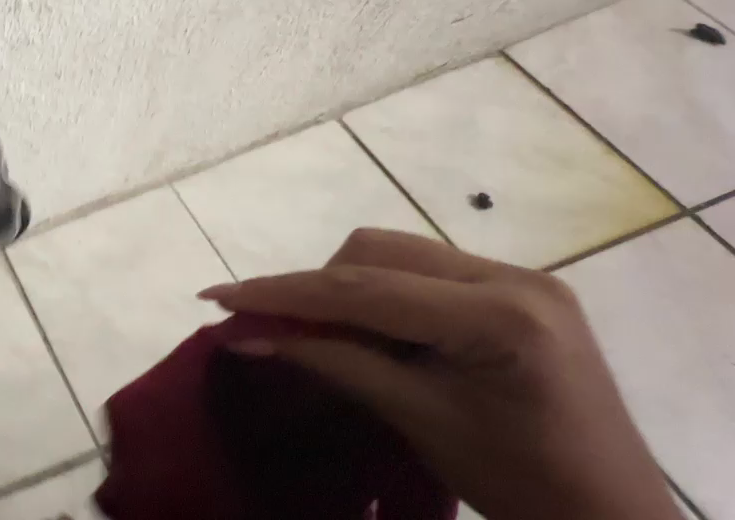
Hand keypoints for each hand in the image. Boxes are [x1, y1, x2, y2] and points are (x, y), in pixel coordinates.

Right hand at [199, 228, 680, 519]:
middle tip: (272, 326)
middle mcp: (512, 275)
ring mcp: (517, 276)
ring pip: (389, 253)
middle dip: (314, 287)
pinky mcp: (512, 288)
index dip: (281, 292)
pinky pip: (416, 269)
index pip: (363, 290)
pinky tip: (364, 326)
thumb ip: (327, 359)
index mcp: (501, 315)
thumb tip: (239, 333)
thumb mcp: (416, 417)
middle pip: (373, 253)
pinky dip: (374, 291)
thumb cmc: (518, 481)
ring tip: (320, 331)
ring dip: (342, 286)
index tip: (215, 296)